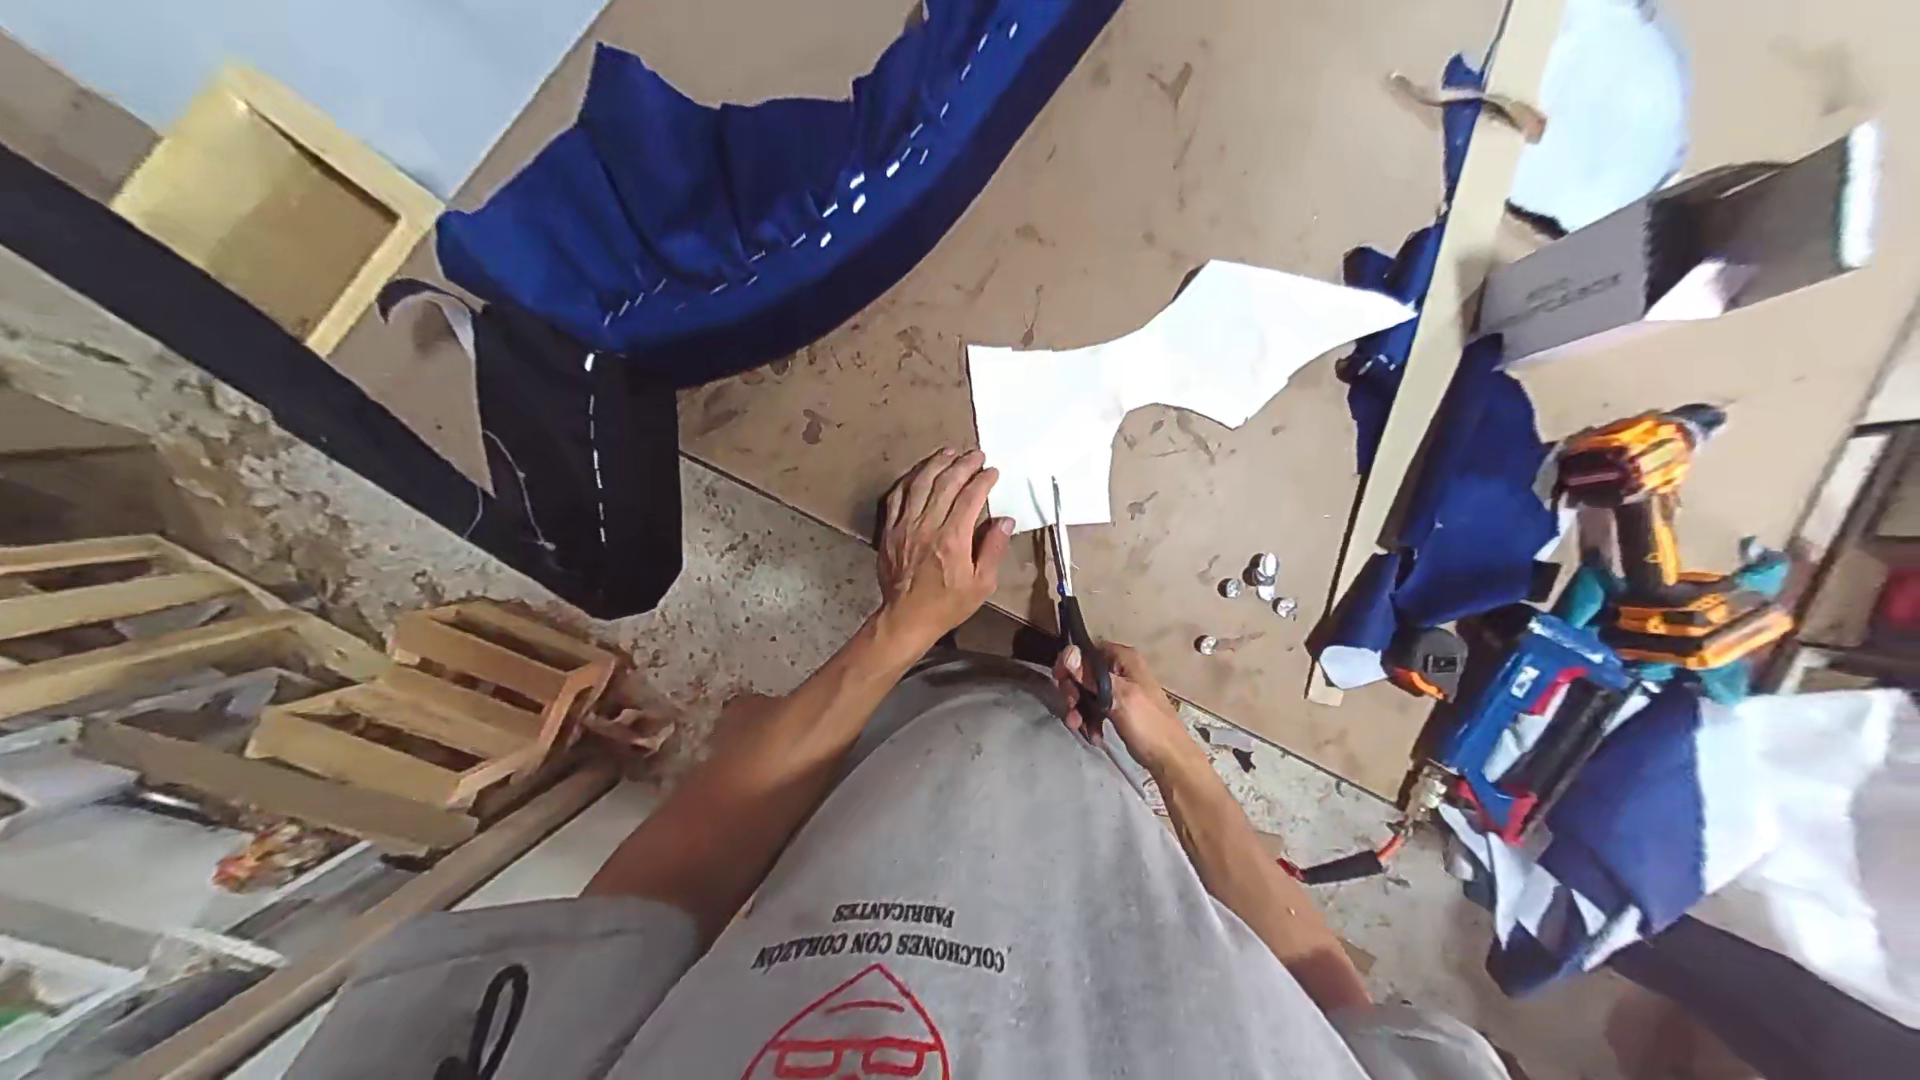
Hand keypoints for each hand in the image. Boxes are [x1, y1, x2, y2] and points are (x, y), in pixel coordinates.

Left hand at [876, 448, 1012, 647]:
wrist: (907, 617)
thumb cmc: (947, 604)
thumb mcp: (981, 584)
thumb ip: (994, 549)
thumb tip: (1005, 521)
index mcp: (953, 538)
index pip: (970, 497)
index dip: (983, 480)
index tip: (992, 472)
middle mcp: (928, 526)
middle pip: (946, 483)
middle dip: (963, 465)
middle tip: (975, 456)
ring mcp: (905, 525)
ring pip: (920, 483)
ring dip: (936, 464)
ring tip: (949, 453)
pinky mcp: (891, 530)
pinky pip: (898, 496)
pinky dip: (910, 479)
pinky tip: (920, 472)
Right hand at [1053, 642, 1195, 773]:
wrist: (1169, 759)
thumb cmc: (1148, 724)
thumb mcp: (1118, 697)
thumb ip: (1091, 676)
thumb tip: (1068, 653)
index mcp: (1125, 659)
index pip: (1088, 649)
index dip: (1071, 661)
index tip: (1060, 679)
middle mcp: (1121, 669)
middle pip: (1083, 671)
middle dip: (1073, 691)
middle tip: (1071, 707)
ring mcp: (1119, 689)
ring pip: (1086, 691)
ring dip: (1078, 708)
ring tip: (1079, 726)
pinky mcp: (1117, 708)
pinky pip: (1094, 707)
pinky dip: (1089, 719)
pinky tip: (1092, 734)